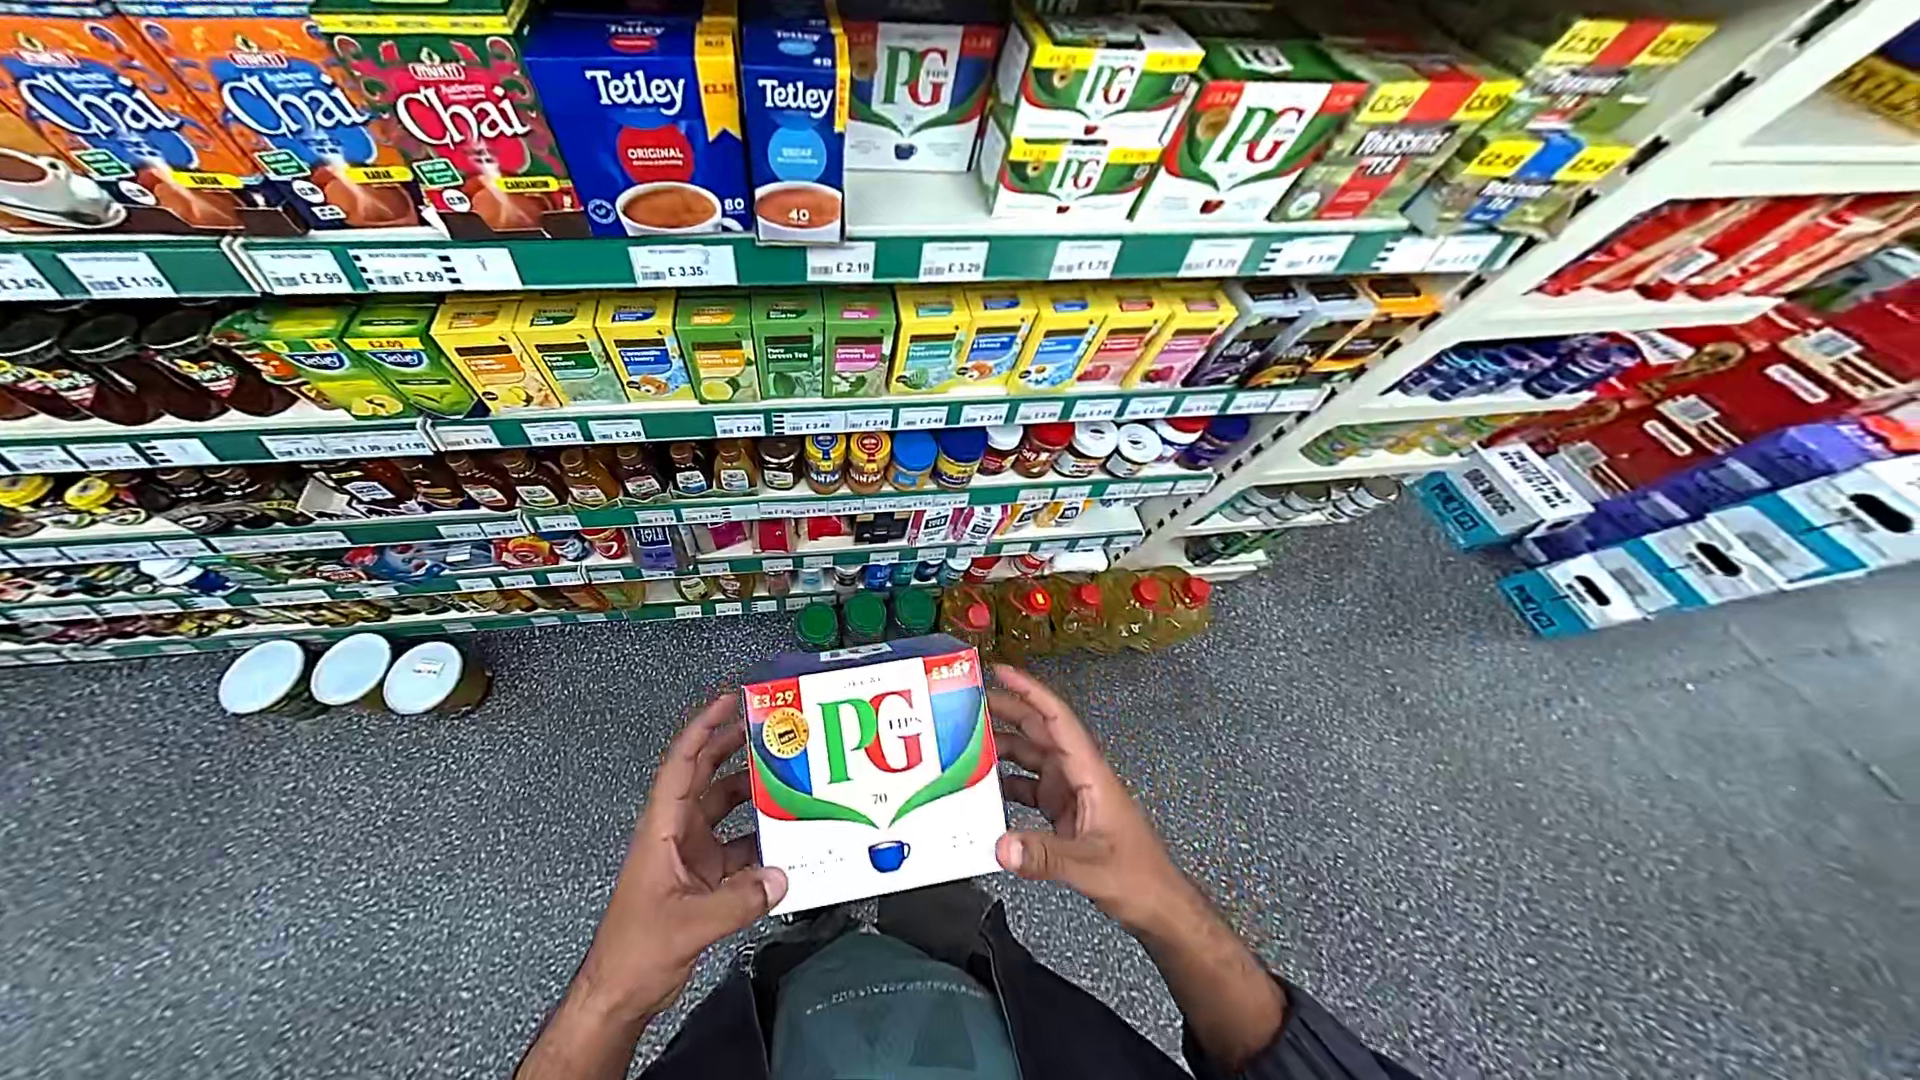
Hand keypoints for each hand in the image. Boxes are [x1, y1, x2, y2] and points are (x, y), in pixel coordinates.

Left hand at [570, 694, 787, 1024]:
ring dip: (752, 792)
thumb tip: (781, 876)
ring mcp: (691, 852)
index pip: (682, 764)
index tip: (728, 703)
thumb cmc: (634, 951)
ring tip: (785, 779)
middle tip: (765, 727)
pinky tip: (786, 840)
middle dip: (732, 746)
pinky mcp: (705, 874)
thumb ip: (739, 900)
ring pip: (725, 807)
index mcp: (662, 828)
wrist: (620, 993)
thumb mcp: (689, 923)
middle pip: (705, 775)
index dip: (704, 728)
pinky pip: (738, 843)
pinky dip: (761, 837)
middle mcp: (677, 831)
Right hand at [990, 665, 1202, 934]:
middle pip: (1038, 731)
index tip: (1004, 673)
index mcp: (1090, 772)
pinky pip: (1028, 787)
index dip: (1030, 691)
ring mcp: (1070, 792)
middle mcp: (1078, 774)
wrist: (1157, 904)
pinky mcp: (1063, 811)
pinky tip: (984, 789)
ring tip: (969, 741)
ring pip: (1031, 757)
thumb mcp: (1090, 867)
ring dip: (1002, 747)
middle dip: (1007, 711)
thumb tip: (1002, 845)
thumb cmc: (1140, 876)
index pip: (1057, 718)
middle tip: (972, 702)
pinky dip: (1006, 783)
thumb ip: (1044, 856)